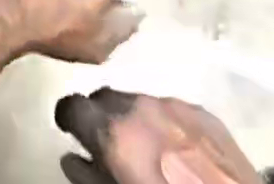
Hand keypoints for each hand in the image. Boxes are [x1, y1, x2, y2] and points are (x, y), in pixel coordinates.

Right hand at [55, 90, 262, 183]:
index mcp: (112, 131)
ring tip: (149, 149)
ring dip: (134, 119)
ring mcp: (174, 106)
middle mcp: (137, 106)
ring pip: (138, 101)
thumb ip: (89, 179)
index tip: (71, 132)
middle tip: (112, 146)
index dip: (68, 118)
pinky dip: (166, 124)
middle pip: (104, 97)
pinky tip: (178, 152)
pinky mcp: (205, 114)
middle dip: (102, 117)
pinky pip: (172, 110)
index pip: (71, 105)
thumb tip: (72, 158)